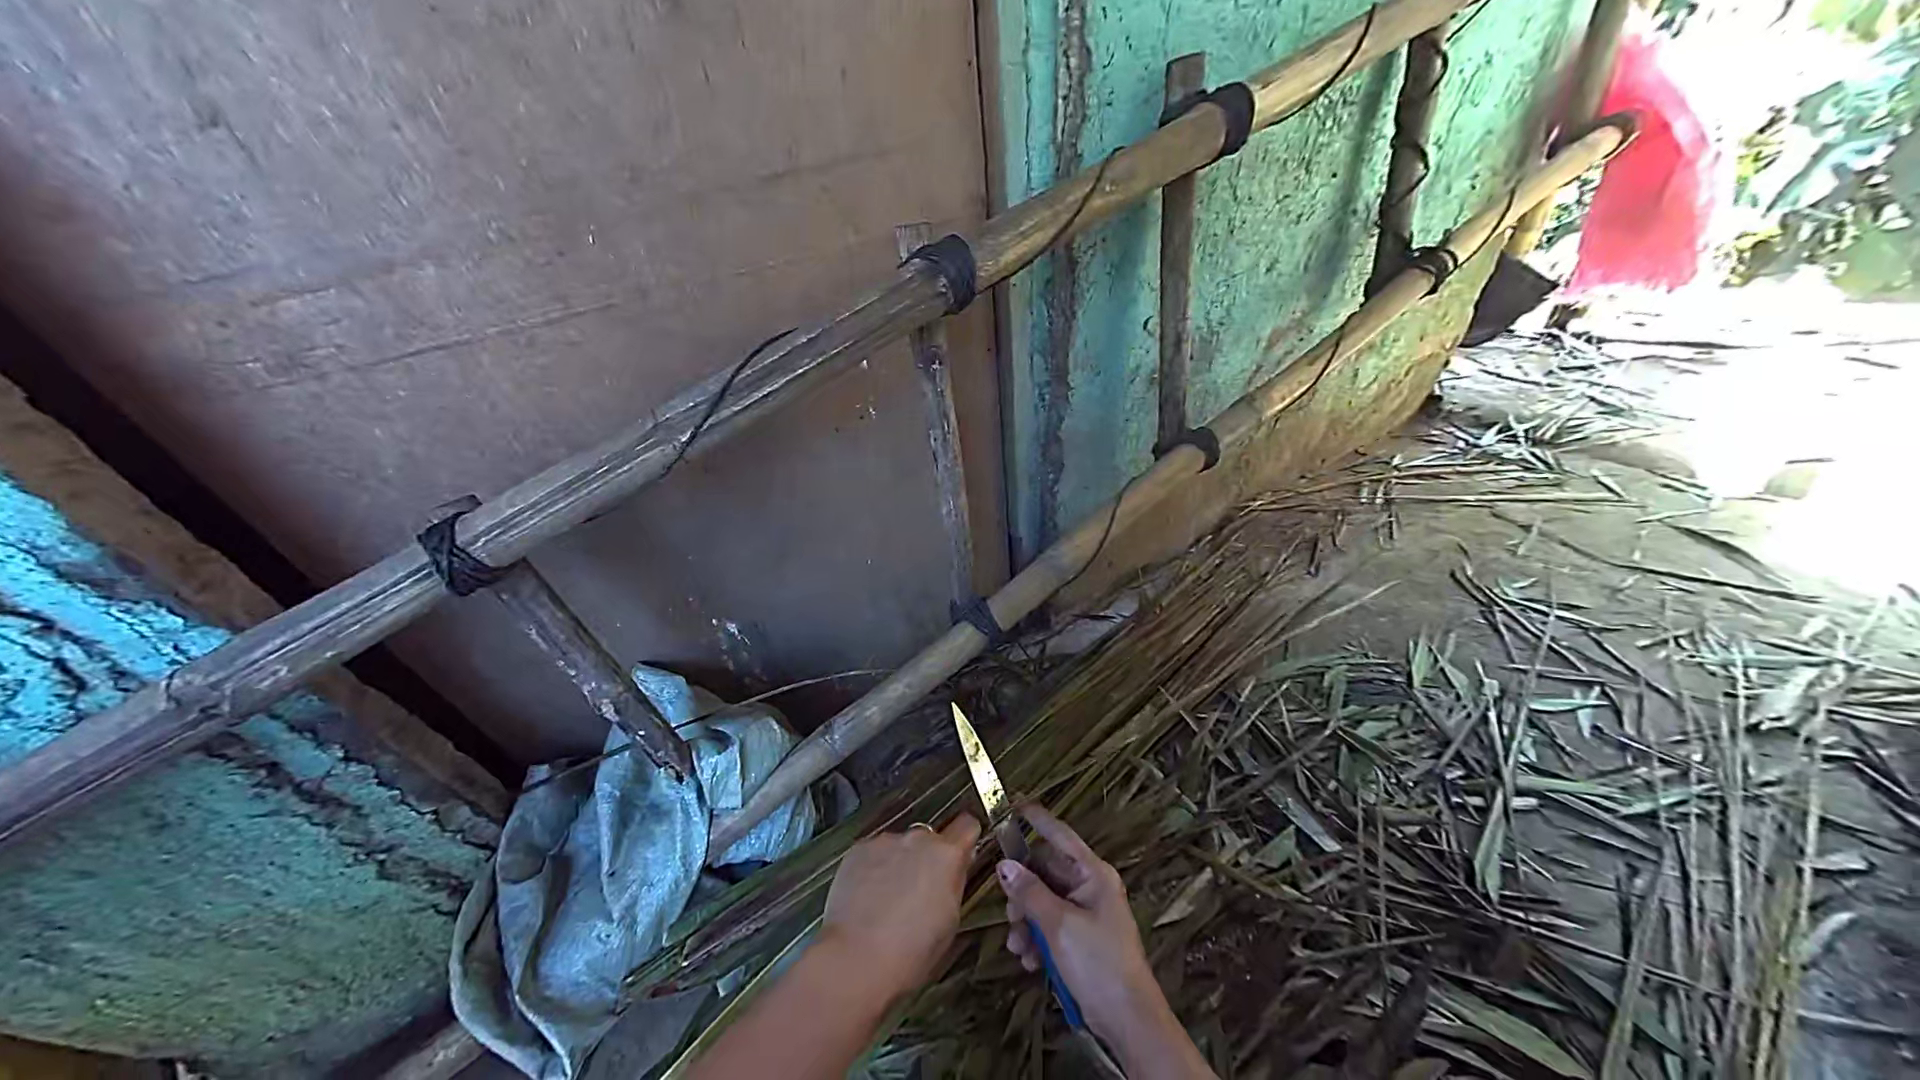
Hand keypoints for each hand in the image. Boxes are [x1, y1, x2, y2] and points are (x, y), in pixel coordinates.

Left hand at [820, 814, 980, 998]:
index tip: (959, 858)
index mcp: (946, 855)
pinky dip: (873, 869)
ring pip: (899, 847)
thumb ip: (954, 882)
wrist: (856, 959)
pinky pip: (874, 854)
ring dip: (898, 863)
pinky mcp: (857, 850)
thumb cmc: (912, 951)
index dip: (964, 841)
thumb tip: (954, 867)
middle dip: (927, 859)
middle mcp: (917, 839)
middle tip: (917, 893)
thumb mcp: (950, 920)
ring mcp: (885, 842)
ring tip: (885, 900)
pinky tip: (865, 899)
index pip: (967, 825)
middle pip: (929, 839)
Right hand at [999, 803, 1214, 1077]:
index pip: (1060, 835)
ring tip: (1019, 947)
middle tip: (1009, 914)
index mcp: (1093, 874)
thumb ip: (1029, 892)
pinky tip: (1029, 961)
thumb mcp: (1058, 925)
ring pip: (1043, 902)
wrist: (1128, 1020)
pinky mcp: (1081, 939)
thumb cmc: (1099, 964)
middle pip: (1045, 873)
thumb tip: (1004, 866)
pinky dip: (1036, 939)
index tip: (1014, 802)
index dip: (1037, 819)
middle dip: (1022, 893)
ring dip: (1026, 922)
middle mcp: (1090, 887)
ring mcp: (1086, 913)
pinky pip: (1049, 926)